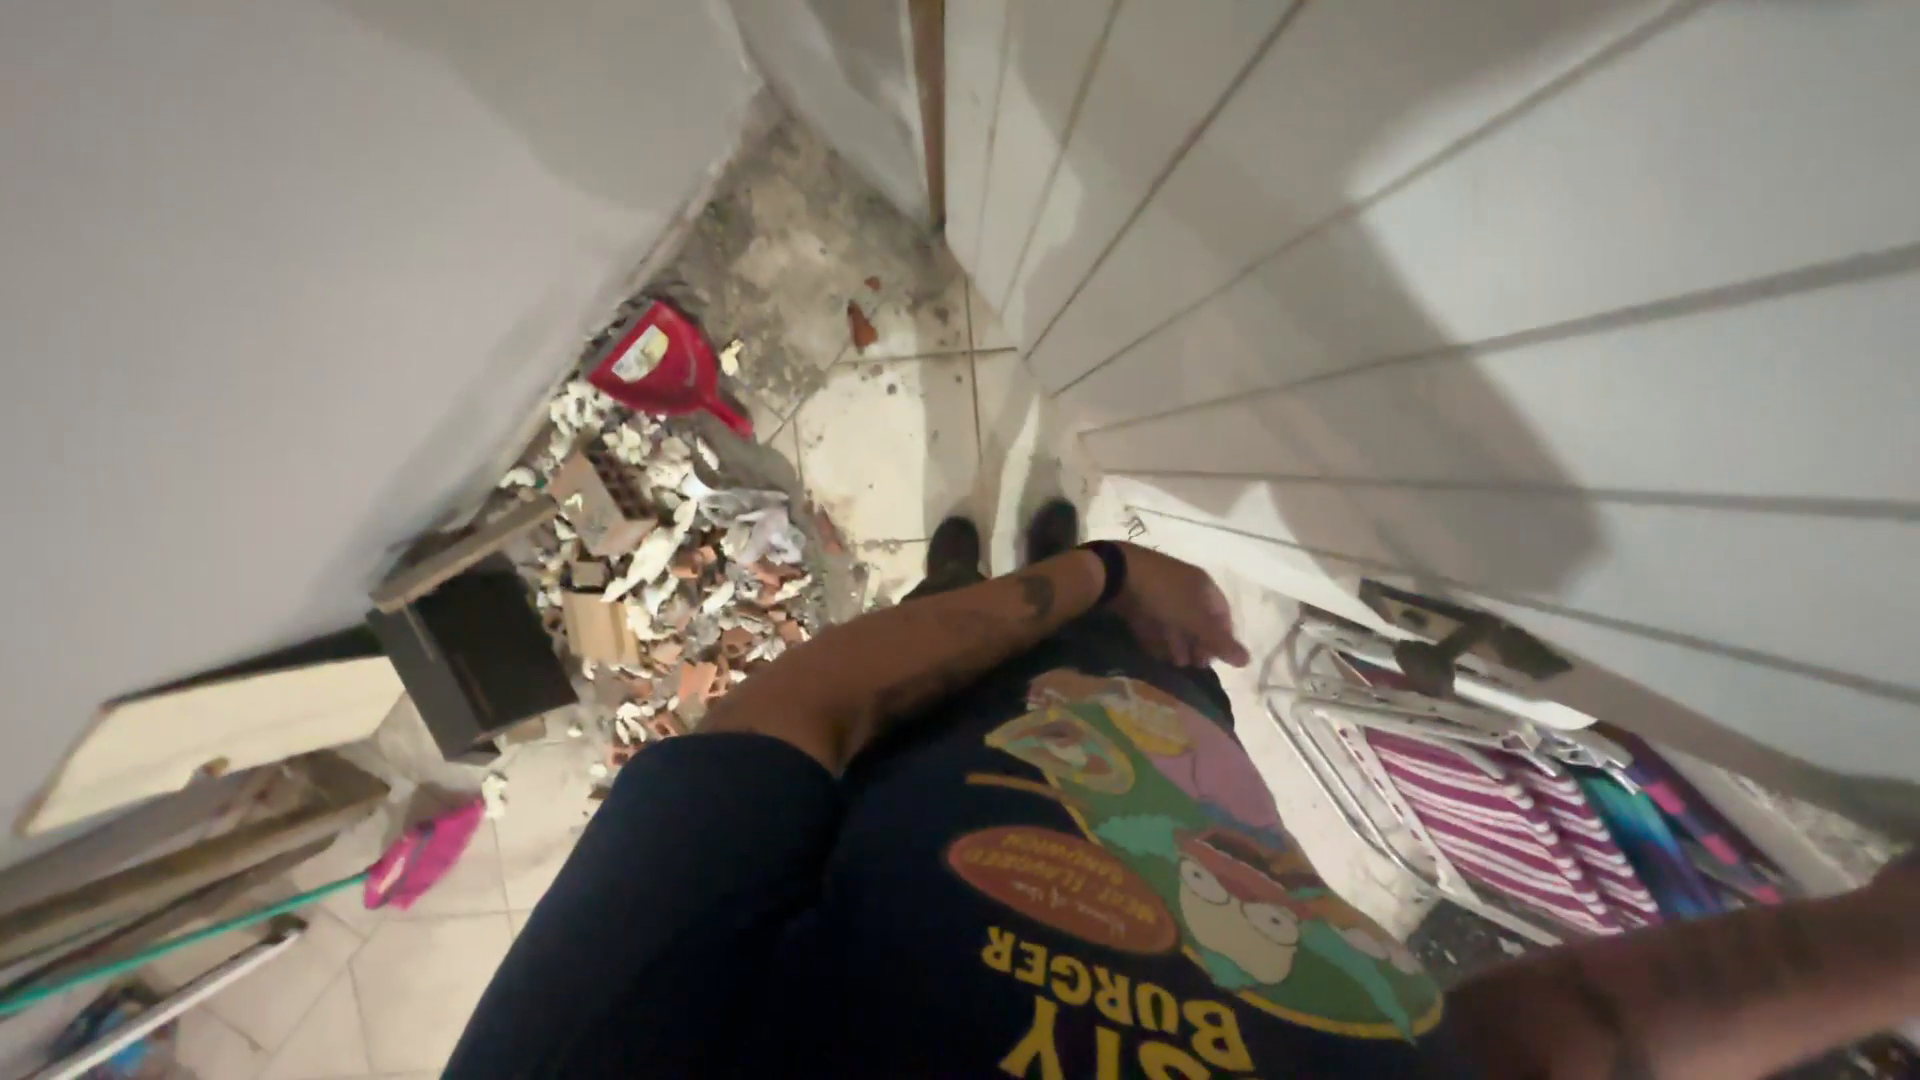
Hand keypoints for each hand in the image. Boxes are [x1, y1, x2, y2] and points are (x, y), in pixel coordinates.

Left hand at [1108, 543, 1250, 668]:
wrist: (1115, 572)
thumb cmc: (1163, 593)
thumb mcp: (1194, 618)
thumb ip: (1218, 640)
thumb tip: (1247, 661)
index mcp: (1202, 584)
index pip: (1222, 613)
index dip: (1223, 636)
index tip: (1219, 659)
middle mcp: (1183, 585)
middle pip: (1197, 618)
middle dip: (1198, 643)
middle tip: (1195, 666)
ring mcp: (1158, 590)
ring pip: (1174, 620)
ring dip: (1177, 643)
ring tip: (1176, 665)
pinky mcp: (1136, 598)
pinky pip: (1152, 620)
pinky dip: (1155, 637)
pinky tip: (1154, 654)